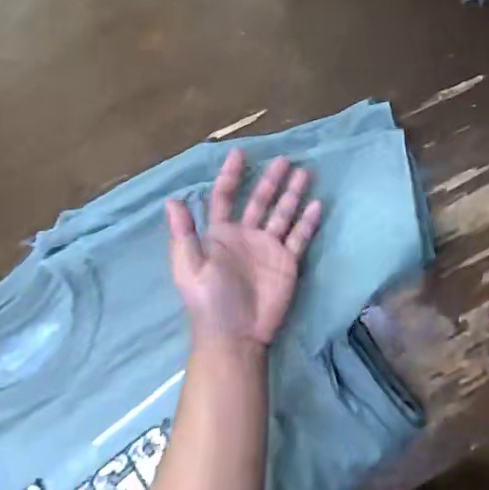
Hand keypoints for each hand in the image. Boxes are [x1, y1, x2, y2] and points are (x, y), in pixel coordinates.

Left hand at [165, 150, 322, 350]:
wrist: (235, 336)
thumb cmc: (209, 300)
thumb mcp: (189, 267)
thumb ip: (183, 234)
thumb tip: (172, 200)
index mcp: (220, 234)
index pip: (225, 197)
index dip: (231, 175)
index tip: (239, 153)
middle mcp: (246, 236)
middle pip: (260, 200)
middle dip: (271, 180)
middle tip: (285, 159)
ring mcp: (269, 248)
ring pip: (283, 214)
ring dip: (293, 194)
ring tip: (306, 173)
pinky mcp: (288, 262)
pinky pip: (299, 237)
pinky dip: (308, 221)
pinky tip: (317, 204)